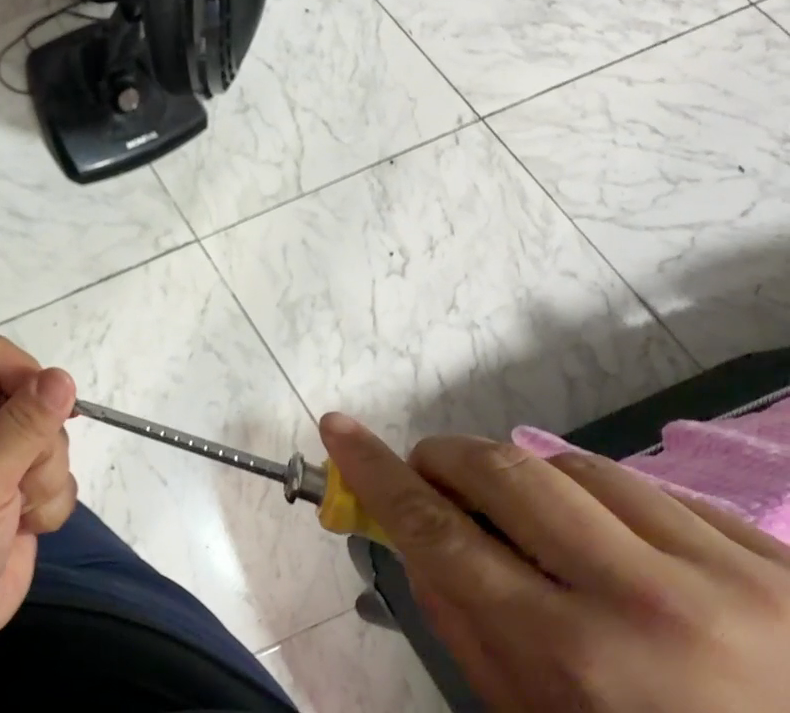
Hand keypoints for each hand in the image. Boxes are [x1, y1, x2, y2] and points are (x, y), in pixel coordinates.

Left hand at [0, 336, 77, 662]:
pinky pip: (59, 480)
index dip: (26, 376)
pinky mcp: (20, 495)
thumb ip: (24, 423)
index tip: (44, 413)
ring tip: (15, 509)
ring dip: (45, 480)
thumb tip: (63, 377)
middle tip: (14, 478)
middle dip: (40, 444)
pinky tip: (25, 528)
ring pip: (53, 443)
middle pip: (35, 400)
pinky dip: (50, 506)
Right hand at [321, 413, 789, 711]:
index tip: (338, 429)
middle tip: (432, 474)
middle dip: (447, 458)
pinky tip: (619, 544)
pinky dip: (615, 504)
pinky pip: (665, 494)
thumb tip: (405, 530)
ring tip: (539, 523)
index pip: (436, 530)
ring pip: (581, 467)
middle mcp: (649, 602)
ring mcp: (734, 577)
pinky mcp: (786, 564)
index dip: (374, 471)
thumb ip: (460, 621)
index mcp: (572, 654)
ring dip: (534, 482)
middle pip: (504, 472)